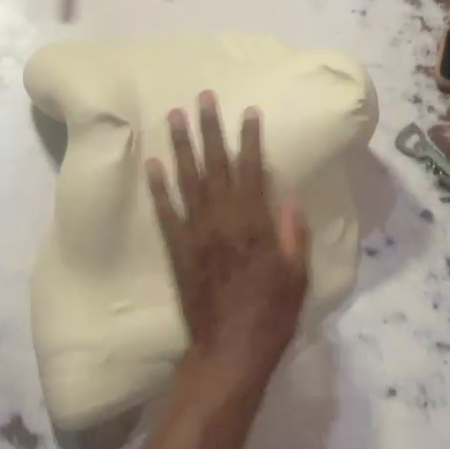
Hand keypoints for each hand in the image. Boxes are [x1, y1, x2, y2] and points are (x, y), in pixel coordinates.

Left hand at [146, 90, 309, 380]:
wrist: (229, 351)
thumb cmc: (271, 315)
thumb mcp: (297, 277)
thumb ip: (292, 236)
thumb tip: (290, 200)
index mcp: (254, 223)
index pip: (251, 169)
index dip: (249, 139)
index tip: (247, 110)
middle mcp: (222, 219)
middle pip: (215, 164)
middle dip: (210, 128)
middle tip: (203, 96)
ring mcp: (196, 232)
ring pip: (188, 179)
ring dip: (181, 145)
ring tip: (175, 115)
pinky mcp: (177, 248)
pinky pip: (165, 212)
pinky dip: (158, 187)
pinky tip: (152, 163)